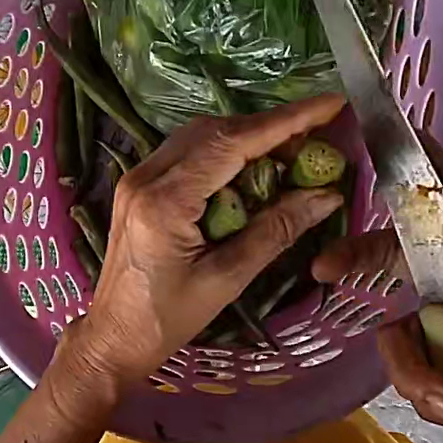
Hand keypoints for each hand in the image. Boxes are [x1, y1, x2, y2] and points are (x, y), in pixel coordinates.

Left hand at [61, 95, 346, 383]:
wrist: (114, 337)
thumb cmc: (169, 318)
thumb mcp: (229, 279)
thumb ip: (277, 231)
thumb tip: (326, 197)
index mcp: (166, 202)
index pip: (234, 143)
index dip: (286, 120)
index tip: (328, 105)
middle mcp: (147, 176)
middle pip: (218, 130)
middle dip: (272, 126)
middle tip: (317, 133)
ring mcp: (139, 177)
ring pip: (203, 135)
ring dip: (251, 136)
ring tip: (293, 149)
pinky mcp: (141, 185)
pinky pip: (191, 152)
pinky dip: (229, 150)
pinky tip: (255, 166)